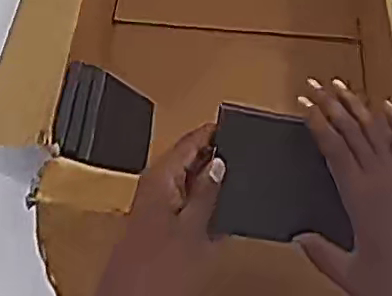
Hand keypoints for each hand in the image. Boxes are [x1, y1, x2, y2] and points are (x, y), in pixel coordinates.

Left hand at [95, 123, 226, 295]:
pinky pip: (182, 200)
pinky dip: (199, 202)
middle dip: (210, 156)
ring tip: (231, 180)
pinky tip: (215, 211)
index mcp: (160, 176)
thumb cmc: (157, 268)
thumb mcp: (193, 228)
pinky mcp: (157, 222)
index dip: (209, 132)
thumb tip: (219, 162)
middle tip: (237, 153)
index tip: (230, 125)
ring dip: (206, 182)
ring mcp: (154, 203)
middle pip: (187, 159)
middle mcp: (155, 183)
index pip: (188, 141)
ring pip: (186, 181)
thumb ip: (207, 192)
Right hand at [295, 79, 391, 295]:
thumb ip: (323, 254)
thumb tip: (299, 239)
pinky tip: (387, 108)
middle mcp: (380, 179)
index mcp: (360, 196)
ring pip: (375, 130)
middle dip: (331, 104)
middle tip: (315, 85)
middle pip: (352, 130)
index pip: (333, 146)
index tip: (304, 103)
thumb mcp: (354, 276)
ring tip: (342, 86)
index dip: (317, 122)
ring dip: (357, 105)